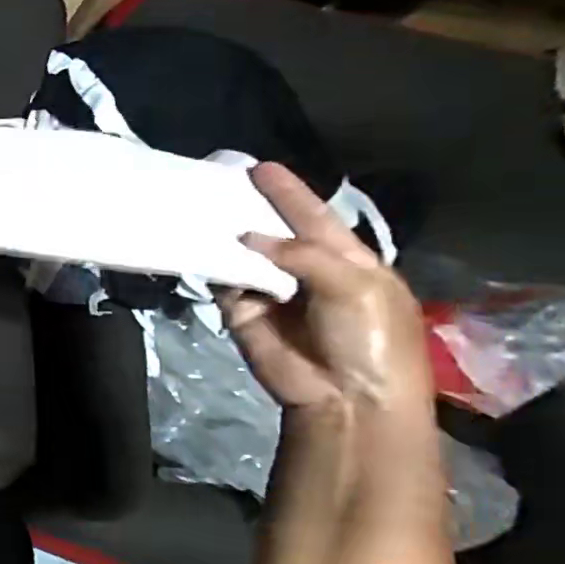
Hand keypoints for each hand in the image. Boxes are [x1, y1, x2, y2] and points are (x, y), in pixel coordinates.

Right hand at [219, 163, 431, 416]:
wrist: (344, 397)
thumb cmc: (369, 338)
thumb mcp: (353, 287)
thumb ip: (301, 255)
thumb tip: (243, 238)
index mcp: (347, 260)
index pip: (314, 217)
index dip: (289, 192)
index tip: (261, 167)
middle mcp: (305, 270)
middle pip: (272, 231)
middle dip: (249, 207)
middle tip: (219, 179)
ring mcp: (270, 291)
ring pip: (242, 254)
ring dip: (224, 233)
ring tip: (198, 206)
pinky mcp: (241, 311)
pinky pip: (223, 281)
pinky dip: (211, 265)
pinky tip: (195, 244)